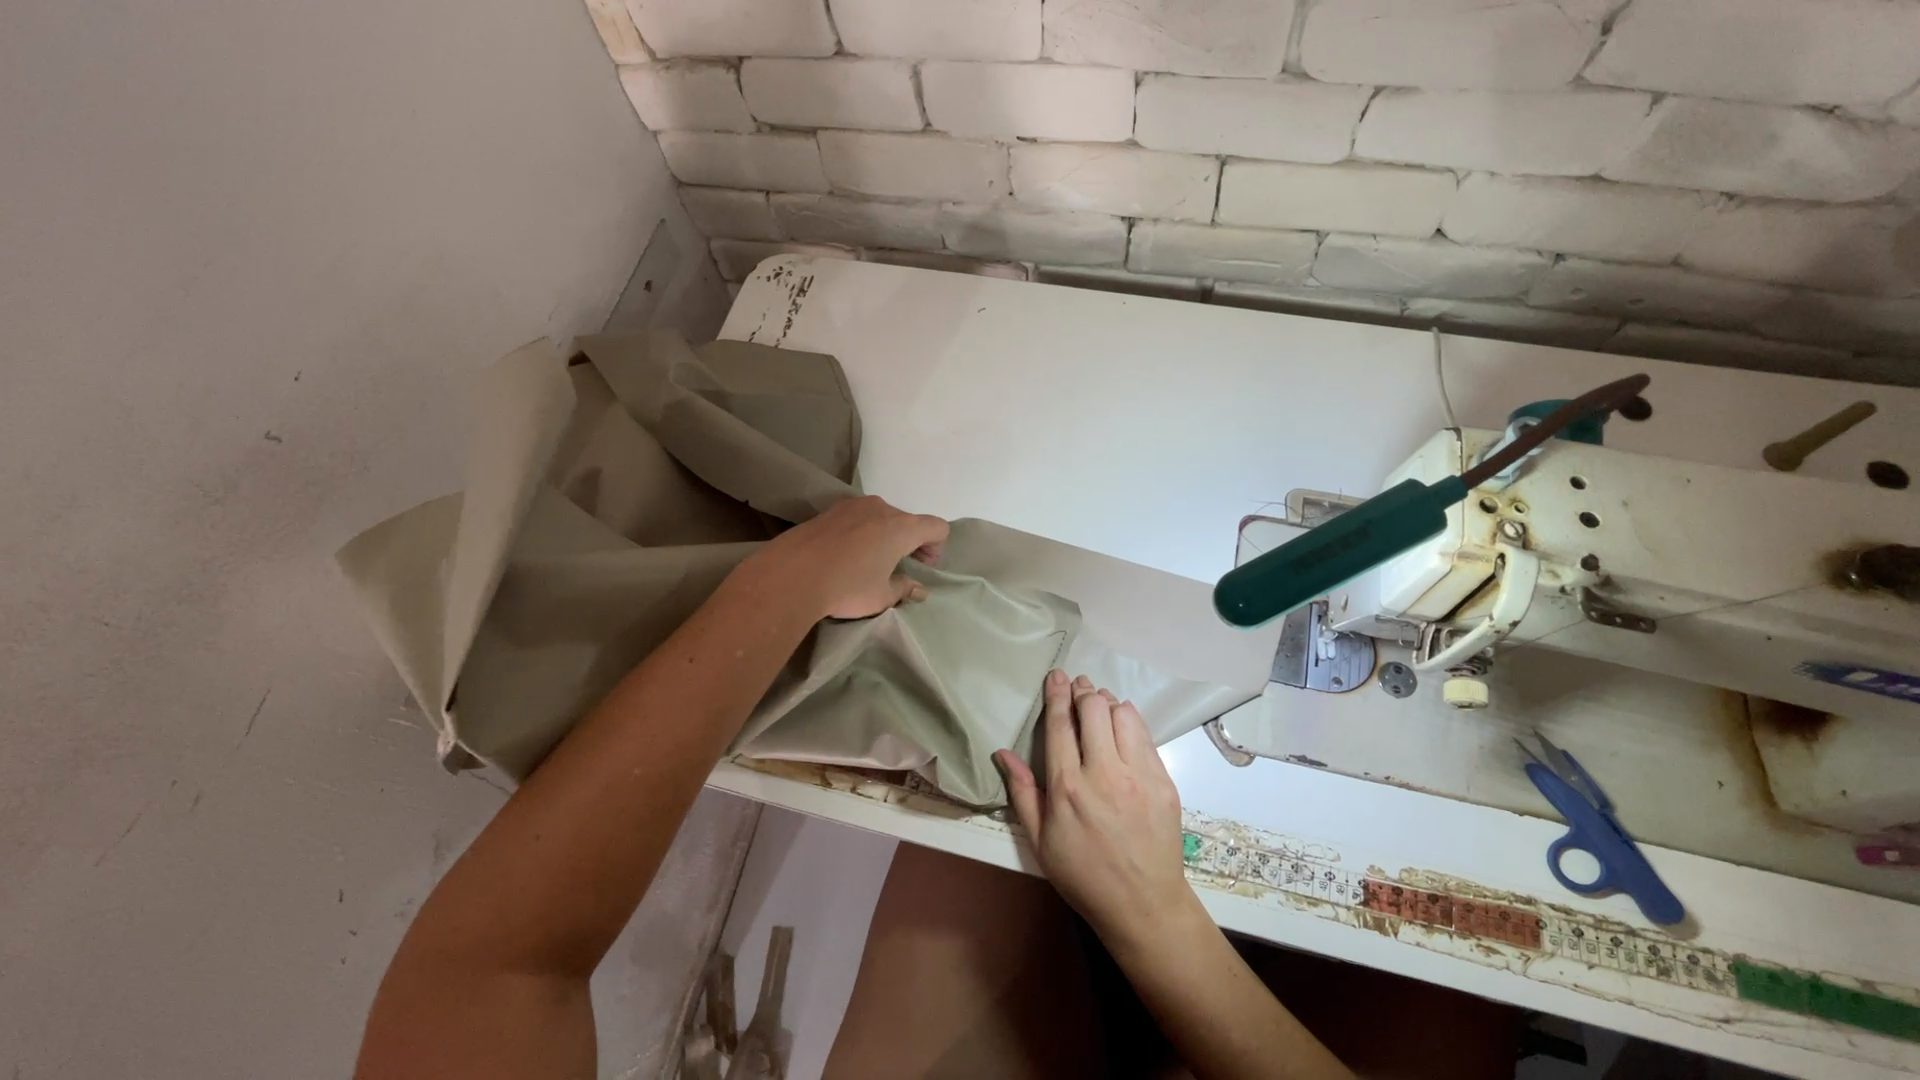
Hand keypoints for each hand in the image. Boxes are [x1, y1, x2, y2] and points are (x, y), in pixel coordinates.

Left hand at [745, 495, 948, 620]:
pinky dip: (860, 533)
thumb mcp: (881, 596)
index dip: (936, 547)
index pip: (936, 527)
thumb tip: (918, 590)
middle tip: (899, 568)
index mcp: (901, 527)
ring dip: (883, 536)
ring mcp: (852, 506)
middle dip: (909, 542)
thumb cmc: (846, 587)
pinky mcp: (828, 511)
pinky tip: (844, 556)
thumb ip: (904, 589)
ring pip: (880, 517)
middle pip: (907, 520)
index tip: (921, 567)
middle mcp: (880, 508)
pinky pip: (856, 518)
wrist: (791, 575)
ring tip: (869, 562)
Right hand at [995, 671, 1196, 945]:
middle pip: (1093, 709)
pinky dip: (1131, 722)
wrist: (1142, 903)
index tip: (1056, 675)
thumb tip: (1002, 753)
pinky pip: (1146, 735)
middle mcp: (1103, 774)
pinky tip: (1122, 727)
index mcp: (1067, 788)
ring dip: (1108, 705)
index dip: (1056, 694)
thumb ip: (1022, 791)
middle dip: (1083, 692)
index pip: (1060, 725)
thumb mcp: (1040, 840)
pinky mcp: (1163, 782)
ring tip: (1099, 707)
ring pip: (1123, 715)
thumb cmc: (1083, 874)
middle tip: (1078, 690)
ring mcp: (1138, 776)